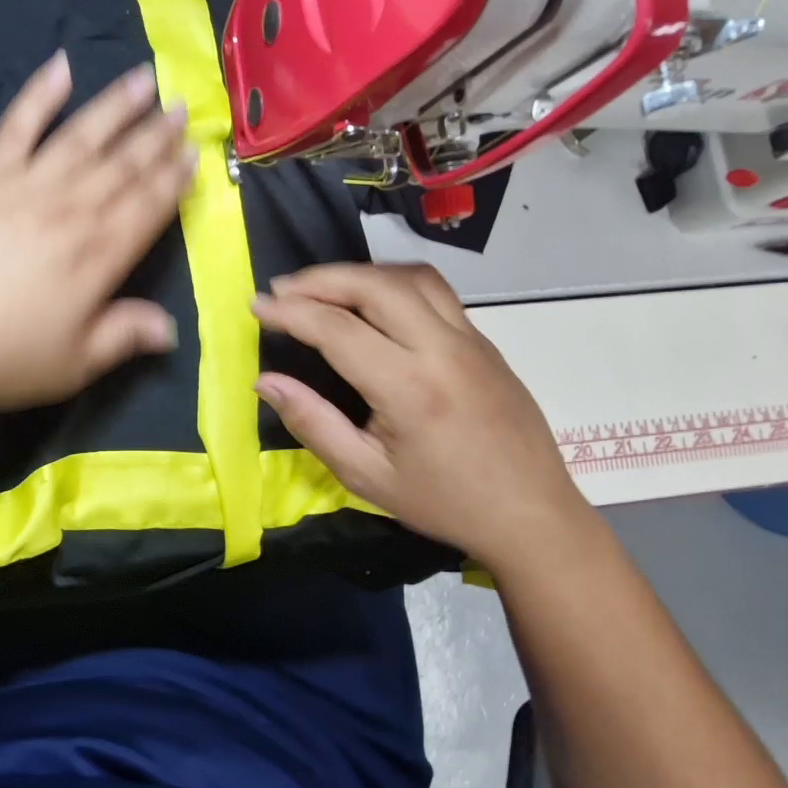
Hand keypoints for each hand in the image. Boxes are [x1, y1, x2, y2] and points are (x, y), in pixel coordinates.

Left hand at [0, 51, 194, 412]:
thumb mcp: (71, 365)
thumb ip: (123, 337)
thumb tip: (171, 328)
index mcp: (98, 256)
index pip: (148, 207)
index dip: (174, 180)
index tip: (194, 152)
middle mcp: (70, 210)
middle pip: (122, 166)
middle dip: (155, 136)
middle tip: (181, 108)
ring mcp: (25, 186)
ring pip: (81, 137)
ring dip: (115, 106)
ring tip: (143, 78)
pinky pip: (17, 126)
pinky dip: (39, 96)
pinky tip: (59, 69)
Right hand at [250, 264, 586, 565]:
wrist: (532, 515)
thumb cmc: (443, 502)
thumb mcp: (365, 476)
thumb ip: (312, 423)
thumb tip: (266, 381)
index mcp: (409, 388)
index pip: (337, 328)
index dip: (290, 312)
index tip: (255, 307)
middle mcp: (442, 349)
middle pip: (375, 285)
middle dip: (320, 279)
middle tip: (281, 290)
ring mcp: (470, 339)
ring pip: (410, 277)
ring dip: (359, 273)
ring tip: (322, 288)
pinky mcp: (484, 341)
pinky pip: (434, 292)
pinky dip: (391, 282)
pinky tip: (370, 301)